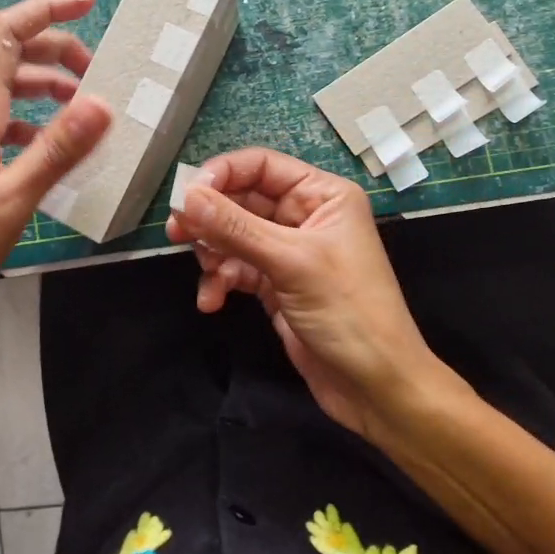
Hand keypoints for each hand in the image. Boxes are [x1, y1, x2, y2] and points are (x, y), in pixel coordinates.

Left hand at [0, 0, 113, 337]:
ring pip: (3, 88)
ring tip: (83, 112)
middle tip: (99, 75)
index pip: (7, 32)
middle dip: (57, 51)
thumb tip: (100, 104)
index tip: (88, 3)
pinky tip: (47, 149)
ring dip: (44, 88)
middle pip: (8, 53)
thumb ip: (55, 152)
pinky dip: (28, 121)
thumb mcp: (8, 203)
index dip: (47, 10)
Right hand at [167, 149, 467, 438]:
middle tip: (177, 232)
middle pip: (241, 199)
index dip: (221, 175)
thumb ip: (235, 227)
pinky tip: (211, 302)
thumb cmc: (349, 314)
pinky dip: (220, 281)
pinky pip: (236, 269)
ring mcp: (289, 252)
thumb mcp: (291, 263)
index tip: (187, 196)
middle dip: (210, 217)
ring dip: (213, 253)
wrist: (377, 388)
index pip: (261, 166)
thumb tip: (187, 196)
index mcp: (322, 195)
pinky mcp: (276, 284)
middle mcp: (305, 216)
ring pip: (233, 235)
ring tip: (207, 274)